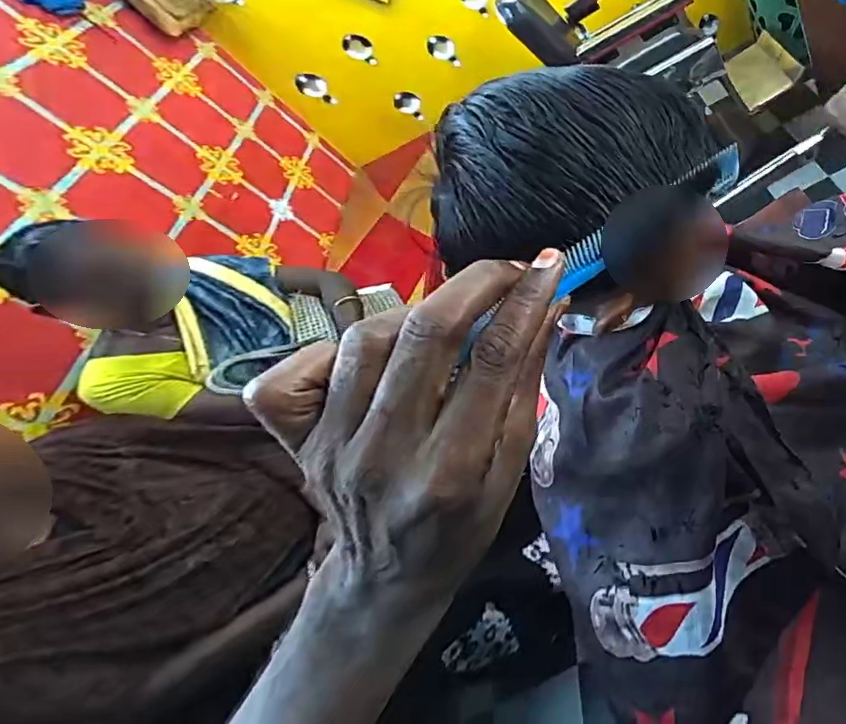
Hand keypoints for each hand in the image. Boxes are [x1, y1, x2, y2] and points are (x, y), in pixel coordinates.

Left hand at [243, 254, 565, 603]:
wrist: (383, 580)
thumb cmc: (463, 524)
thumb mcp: (511, 465)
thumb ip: (526, 383)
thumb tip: (547, 306)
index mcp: (451, 471)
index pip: (492, 359)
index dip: (525, 300)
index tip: (548, 265)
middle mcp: (385, 453)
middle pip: (426, 335)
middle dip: (476, 283)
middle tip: (508, 269)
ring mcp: (332, 443)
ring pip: (369, 337)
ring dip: (420, 310)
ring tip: (449, 317)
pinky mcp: (297, 439)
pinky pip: (299, 368)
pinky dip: (336, 345)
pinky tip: (373, 352)